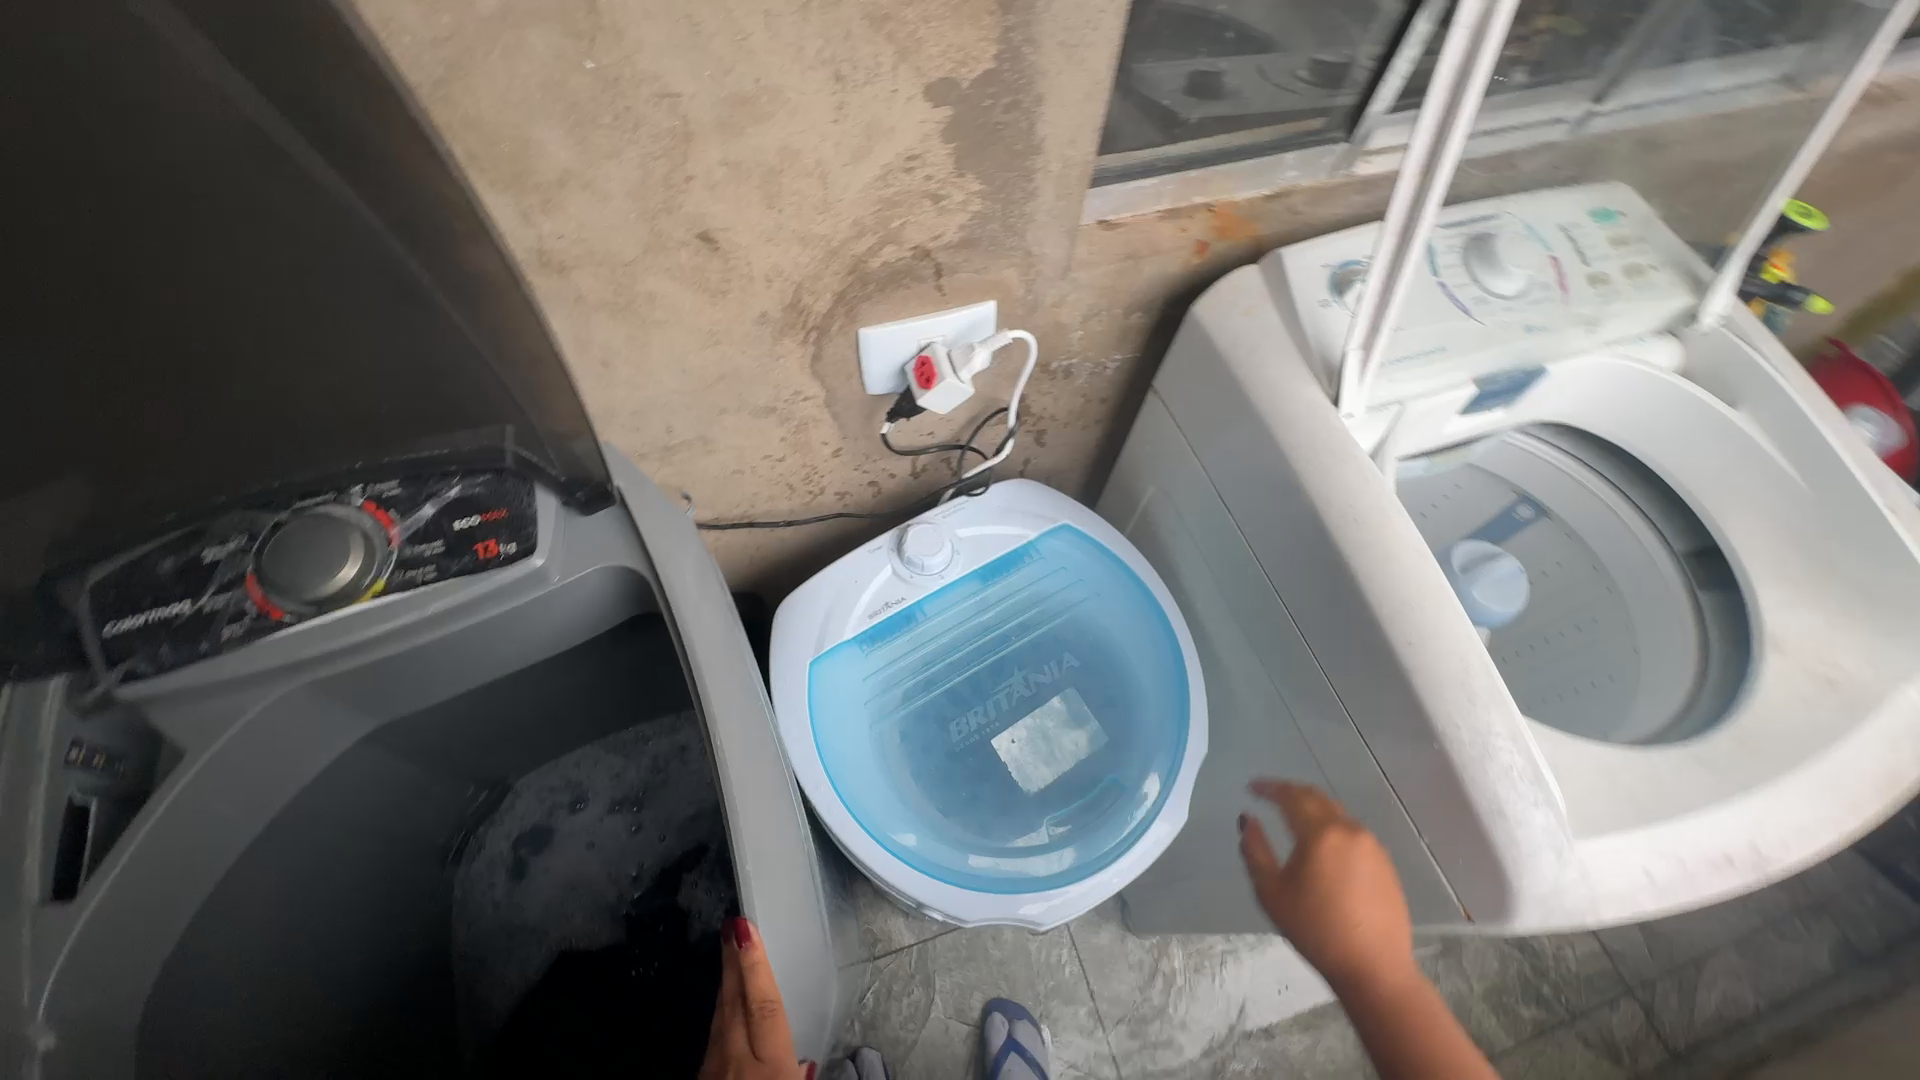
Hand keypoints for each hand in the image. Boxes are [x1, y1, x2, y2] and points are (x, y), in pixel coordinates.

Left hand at [699, 917, 811, 1079]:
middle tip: (732, 923)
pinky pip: (714, 1035)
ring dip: (725, 981)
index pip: (764, 1007)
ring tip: (729, 947)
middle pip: (735, 1003)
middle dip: (734, 961)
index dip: (756, 967)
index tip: (747, 929)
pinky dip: (722, 1010)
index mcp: (770, 1066)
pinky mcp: (700, 1076)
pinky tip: (725, 999)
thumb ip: (800, 1073)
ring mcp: (712, 1069)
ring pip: (721, 1017)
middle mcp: (737, 1060)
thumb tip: (803, 1061)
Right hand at [1237, 780, 1416, 995]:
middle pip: (1316, 797)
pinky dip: (1330, 827)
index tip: (1251, 787)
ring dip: (1312, 808)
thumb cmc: (1315, 930)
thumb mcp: (1270, 891)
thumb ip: (1254, 849)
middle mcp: (1349, 830)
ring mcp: (1372, 846)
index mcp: (1320, 833)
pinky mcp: (1385, 863)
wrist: (1374, 969)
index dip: (1268, 788)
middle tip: (1269, 795)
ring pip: (1336, 813)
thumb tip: (1248, 820)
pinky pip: (1352, 832)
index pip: (1291, 796)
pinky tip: (1321, 845)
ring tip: (1292, 816)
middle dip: (1290, 792)